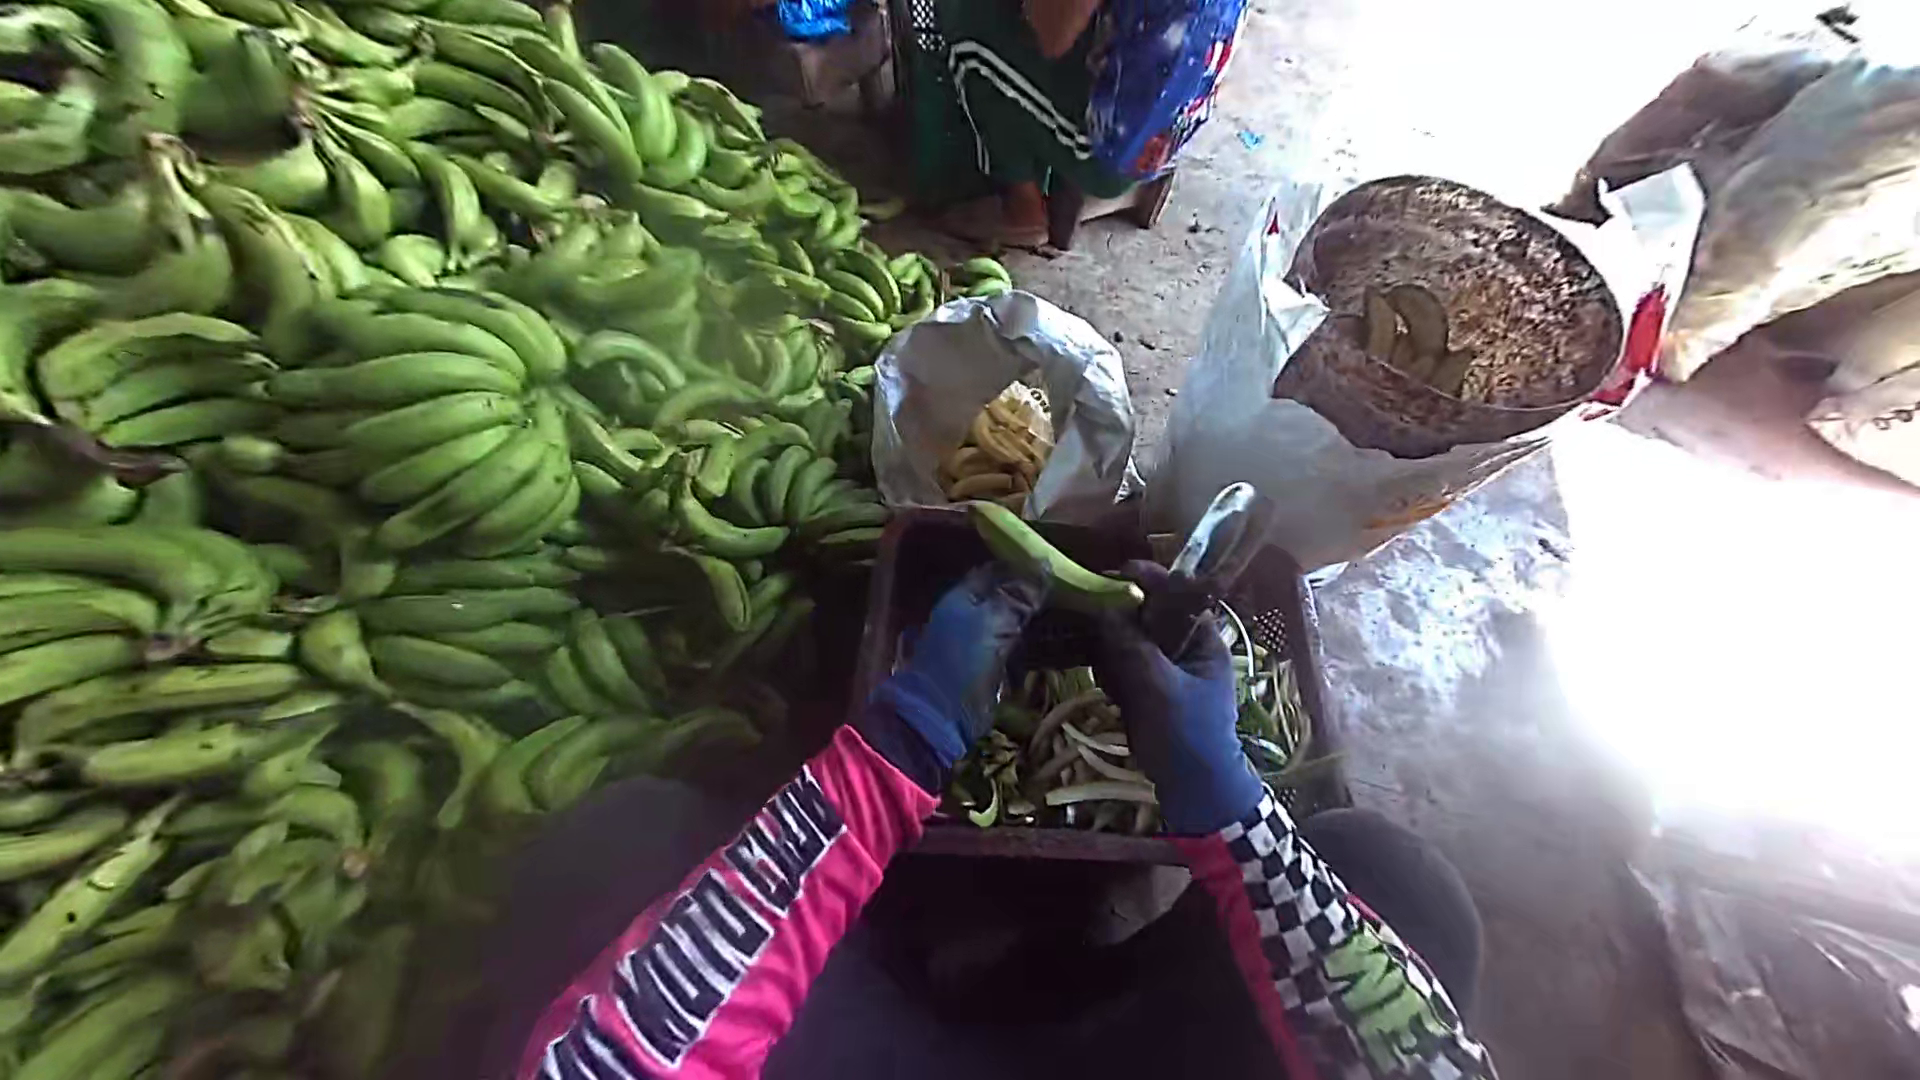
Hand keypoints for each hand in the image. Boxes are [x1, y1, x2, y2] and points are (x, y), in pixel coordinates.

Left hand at [866, 564, 1047, 783]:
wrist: (940, 715)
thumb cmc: (963, 661)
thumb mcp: (994, 622)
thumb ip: (1019, 595)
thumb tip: (1045, 564)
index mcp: (962, 596)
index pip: (995, 570)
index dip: (1021, 565)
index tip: (1052, 564)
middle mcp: (966, 614)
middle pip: (1001, 594)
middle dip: (1029, 590)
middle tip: (1064, 586)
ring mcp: (973, 641)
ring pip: (1007, 618)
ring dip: (1029, 615)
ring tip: (1063, 609)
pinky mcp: (983, 666)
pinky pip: (1009, 644)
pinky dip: (1026, 640)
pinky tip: (1048, 639)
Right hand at [1092, 561, 1260, 833]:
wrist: (1192, 786)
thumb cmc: (1189, 734)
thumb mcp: (1162, 688)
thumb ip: (1133, 648)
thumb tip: (1106, 611)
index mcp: (1202, 640)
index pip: (1178, 596)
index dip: (1152, 579)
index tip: (1120, 571)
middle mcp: (1182, 646)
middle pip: (1147, 614)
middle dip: (1122, 618)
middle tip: (1097, 619)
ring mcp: (1162, 665)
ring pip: (1128, 638)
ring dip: (1113, 648)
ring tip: (1109, 672)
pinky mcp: (1144, 684)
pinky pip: (1120, 663)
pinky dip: (1110, 671)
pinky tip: (1110, 690)